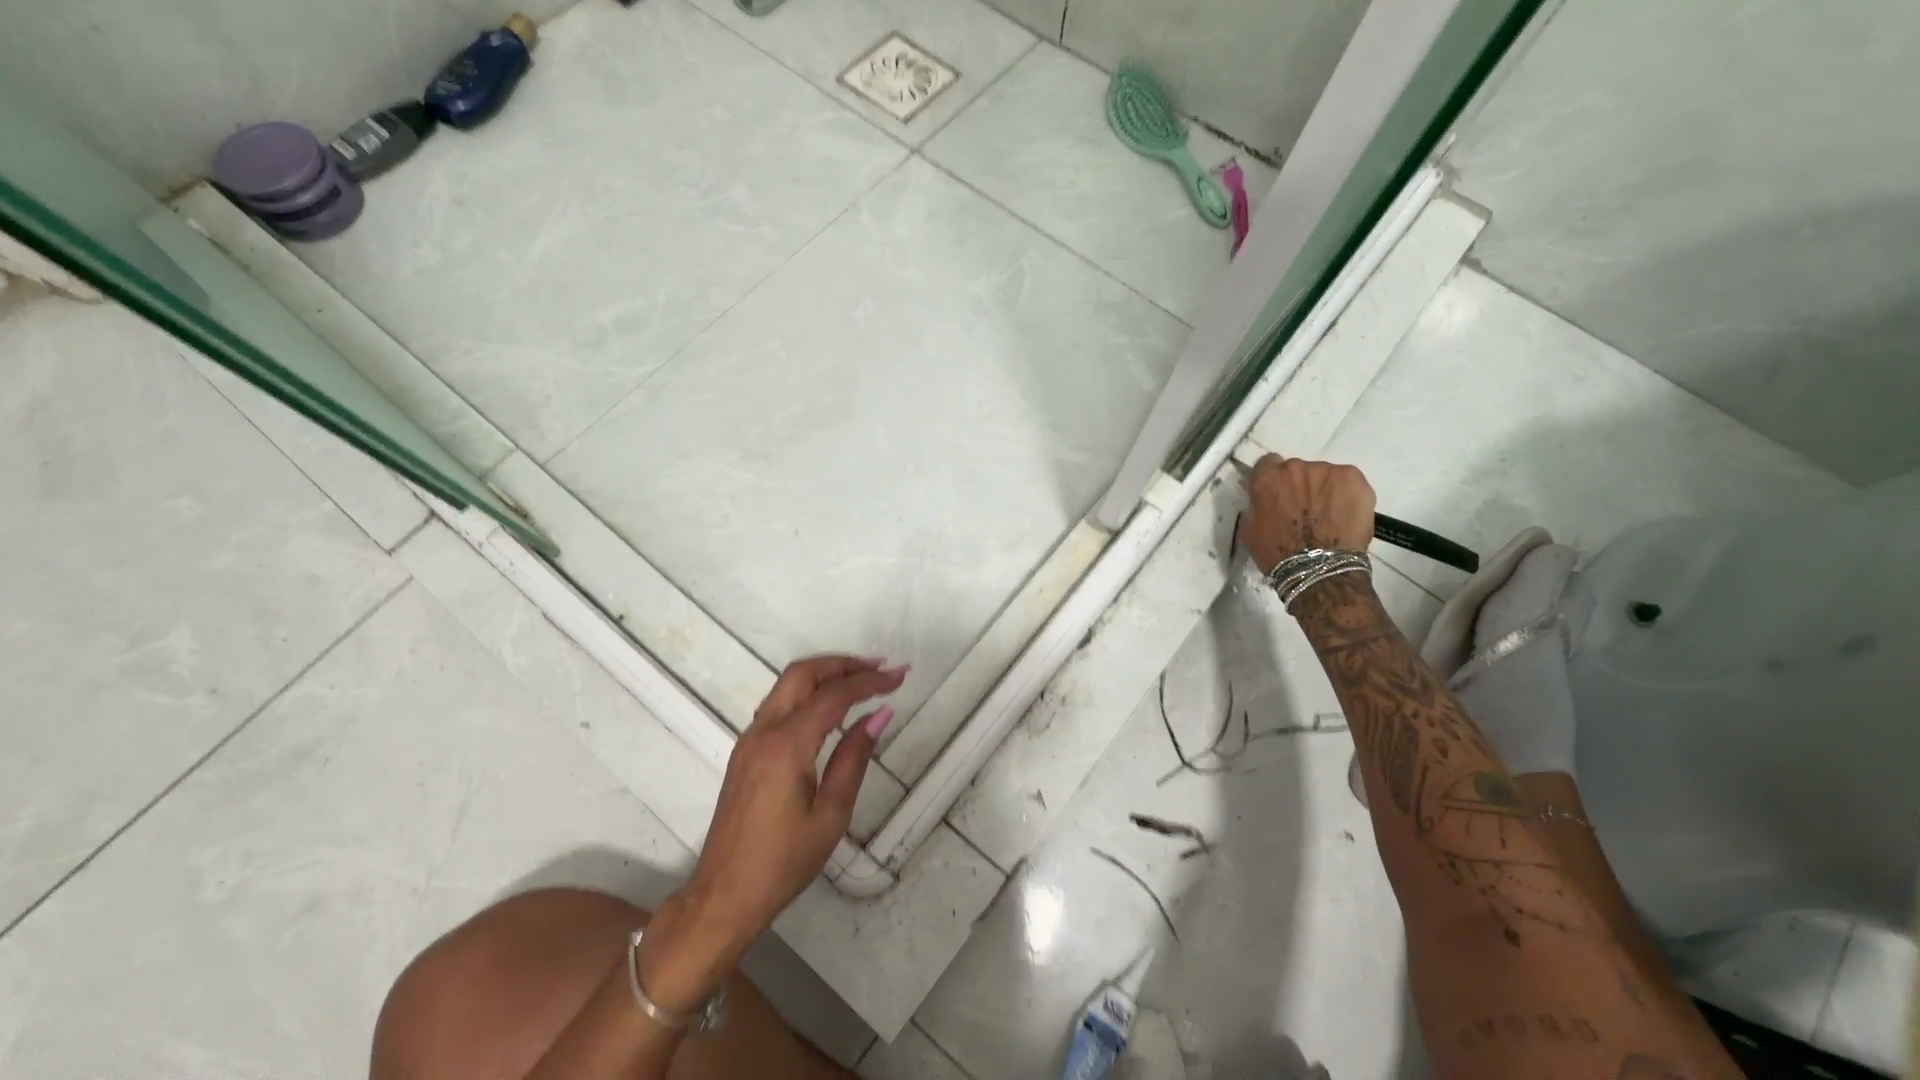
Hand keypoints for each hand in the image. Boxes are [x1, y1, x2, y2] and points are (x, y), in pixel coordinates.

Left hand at [639, 656, 904, 1009]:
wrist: (725, 894)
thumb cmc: (783, 863)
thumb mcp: (830, 815)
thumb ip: (854, 758)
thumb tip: (879, 715)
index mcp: (786, 746)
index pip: (833, 696)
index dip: (869, 681)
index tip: (900, 675)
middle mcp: (763, 732)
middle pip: (802, 674)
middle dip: (843, 664)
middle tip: (881, 669)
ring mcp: (749, 741)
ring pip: (787, 686)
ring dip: (824, 675)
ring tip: (862, 681)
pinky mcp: (745, 753)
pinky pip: (778, 705)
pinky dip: (808, 694)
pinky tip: (832, 709)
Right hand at [1238, 454, 1376, 572]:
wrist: (1320, 568)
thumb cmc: (1278, 554)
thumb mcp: (1250, 530)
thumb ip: (1255, 506)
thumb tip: (1262, 500)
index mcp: (1267, 477)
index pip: (1268, 464)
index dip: (1274, 482)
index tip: (1278, 497)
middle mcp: (1296, 466)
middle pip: (1298, 470)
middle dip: (1300, 487)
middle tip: (1305, 512)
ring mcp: (1327, 470)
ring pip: (1324, 476)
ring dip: (1324, 491)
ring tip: (1329, 518)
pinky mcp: (1353, 478)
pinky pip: (1348, 482)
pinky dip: (1347, 496)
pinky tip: (1346, 516)